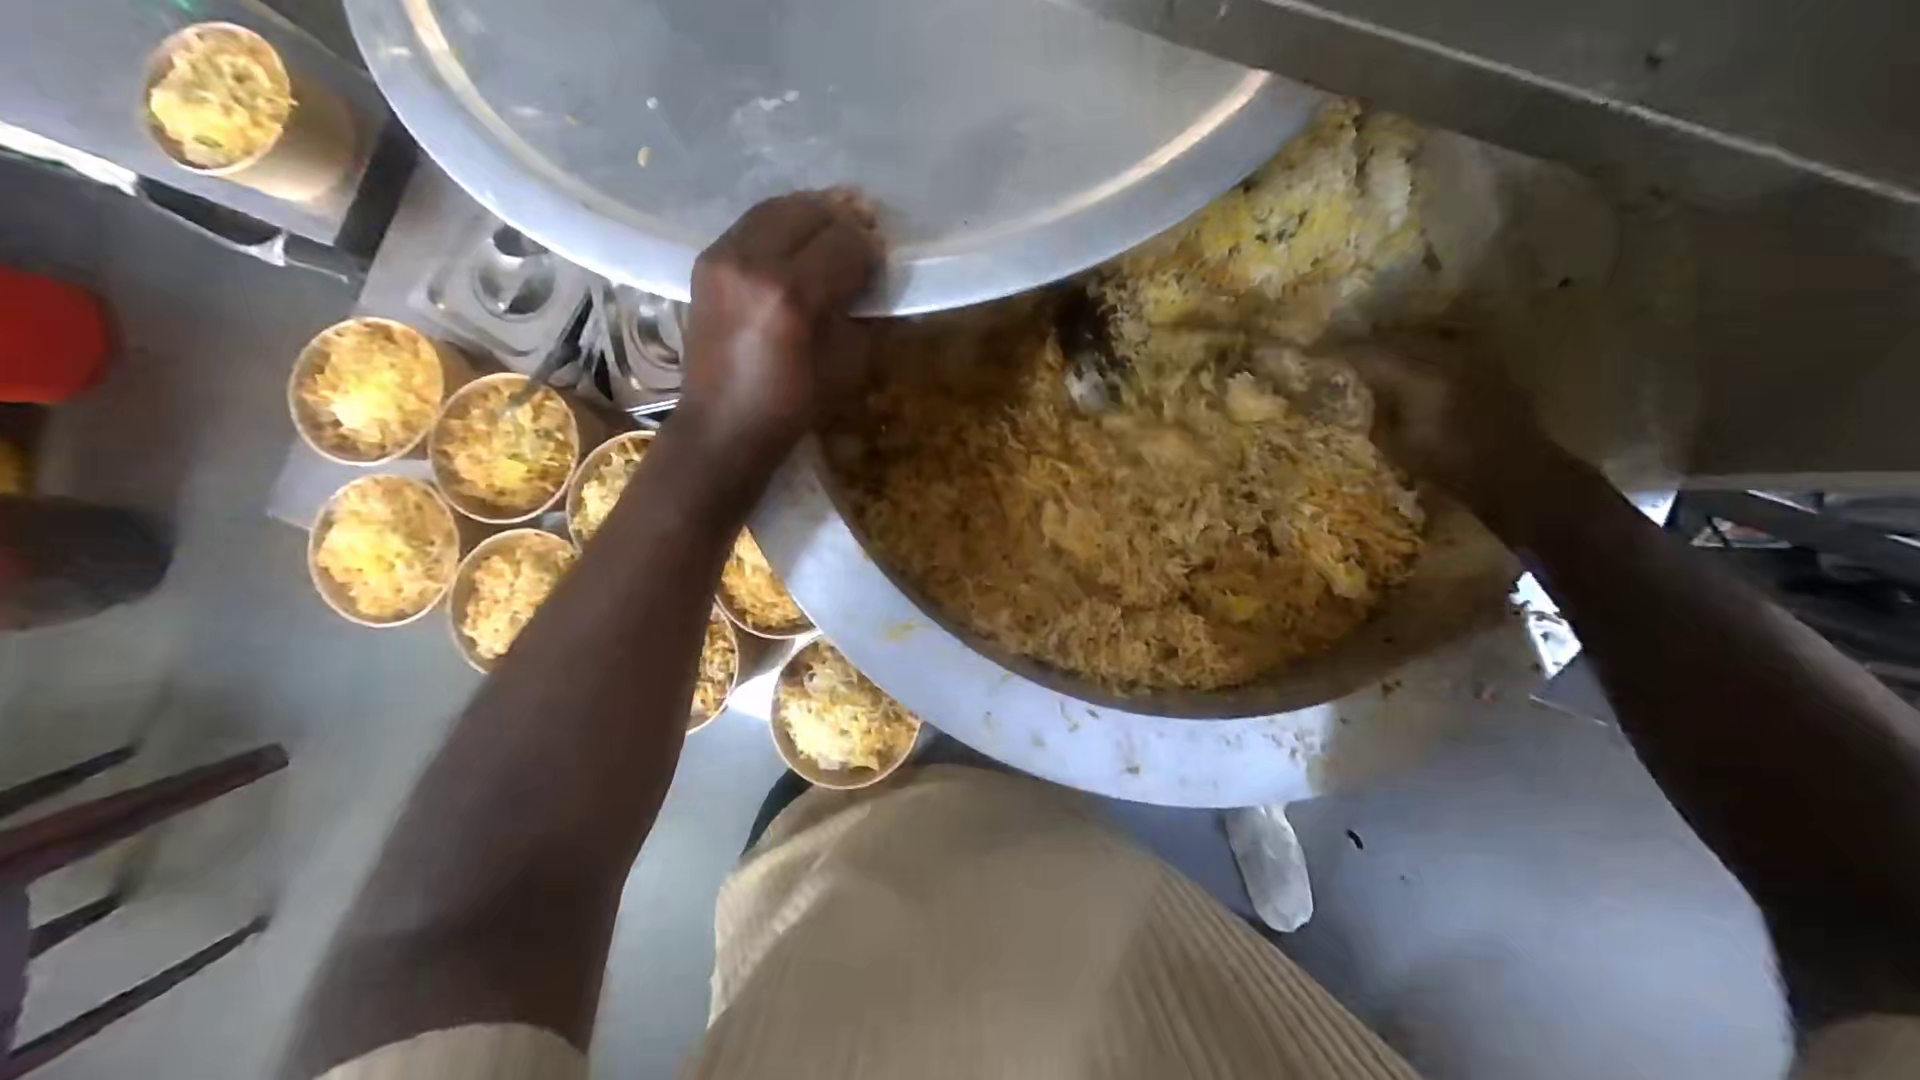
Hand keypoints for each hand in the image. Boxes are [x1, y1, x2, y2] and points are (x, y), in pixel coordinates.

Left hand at [678, 190, 882, 459]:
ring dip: (814, 214)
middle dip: (845, 221)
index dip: (870, 249)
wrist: (724, 423)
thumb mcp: (846, 364)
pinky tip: (800, 240)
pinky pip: (753, 222)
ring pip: (779, 207)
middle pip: (811, 212)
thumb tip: (873, 278)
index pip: (844, 243)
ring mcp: (724, 256)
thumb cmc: (792, 405)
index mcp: (791, 295)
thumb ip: (861, 312)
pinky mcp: (707, 260)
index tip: (881, 262)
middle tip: (865, 236)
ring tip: (836, 229)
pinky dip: (783, 224)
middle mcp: (752, 263)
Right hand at [1341, 341, 1568, 515]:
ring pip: (1418, 337)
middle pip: (1392, 336)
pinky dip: (1417, 350)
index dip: (1336, 350)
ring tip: (1369, 357)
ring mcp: (1468, 354)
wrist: (1513, 471)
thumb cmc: (1447, 466)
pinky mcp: (1484, 360)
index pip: (1367, 352)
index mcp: (1418, 378)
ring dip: (1390, 344)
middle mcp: (1444, 356)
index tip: (1311, 353)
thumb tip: (1355, 391)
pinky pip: (1441, 345)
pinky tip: (1407, 364)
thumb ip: (1374, 409)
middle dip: (1362, 344)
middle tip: (1336, 353)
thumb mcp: (1394, 443)